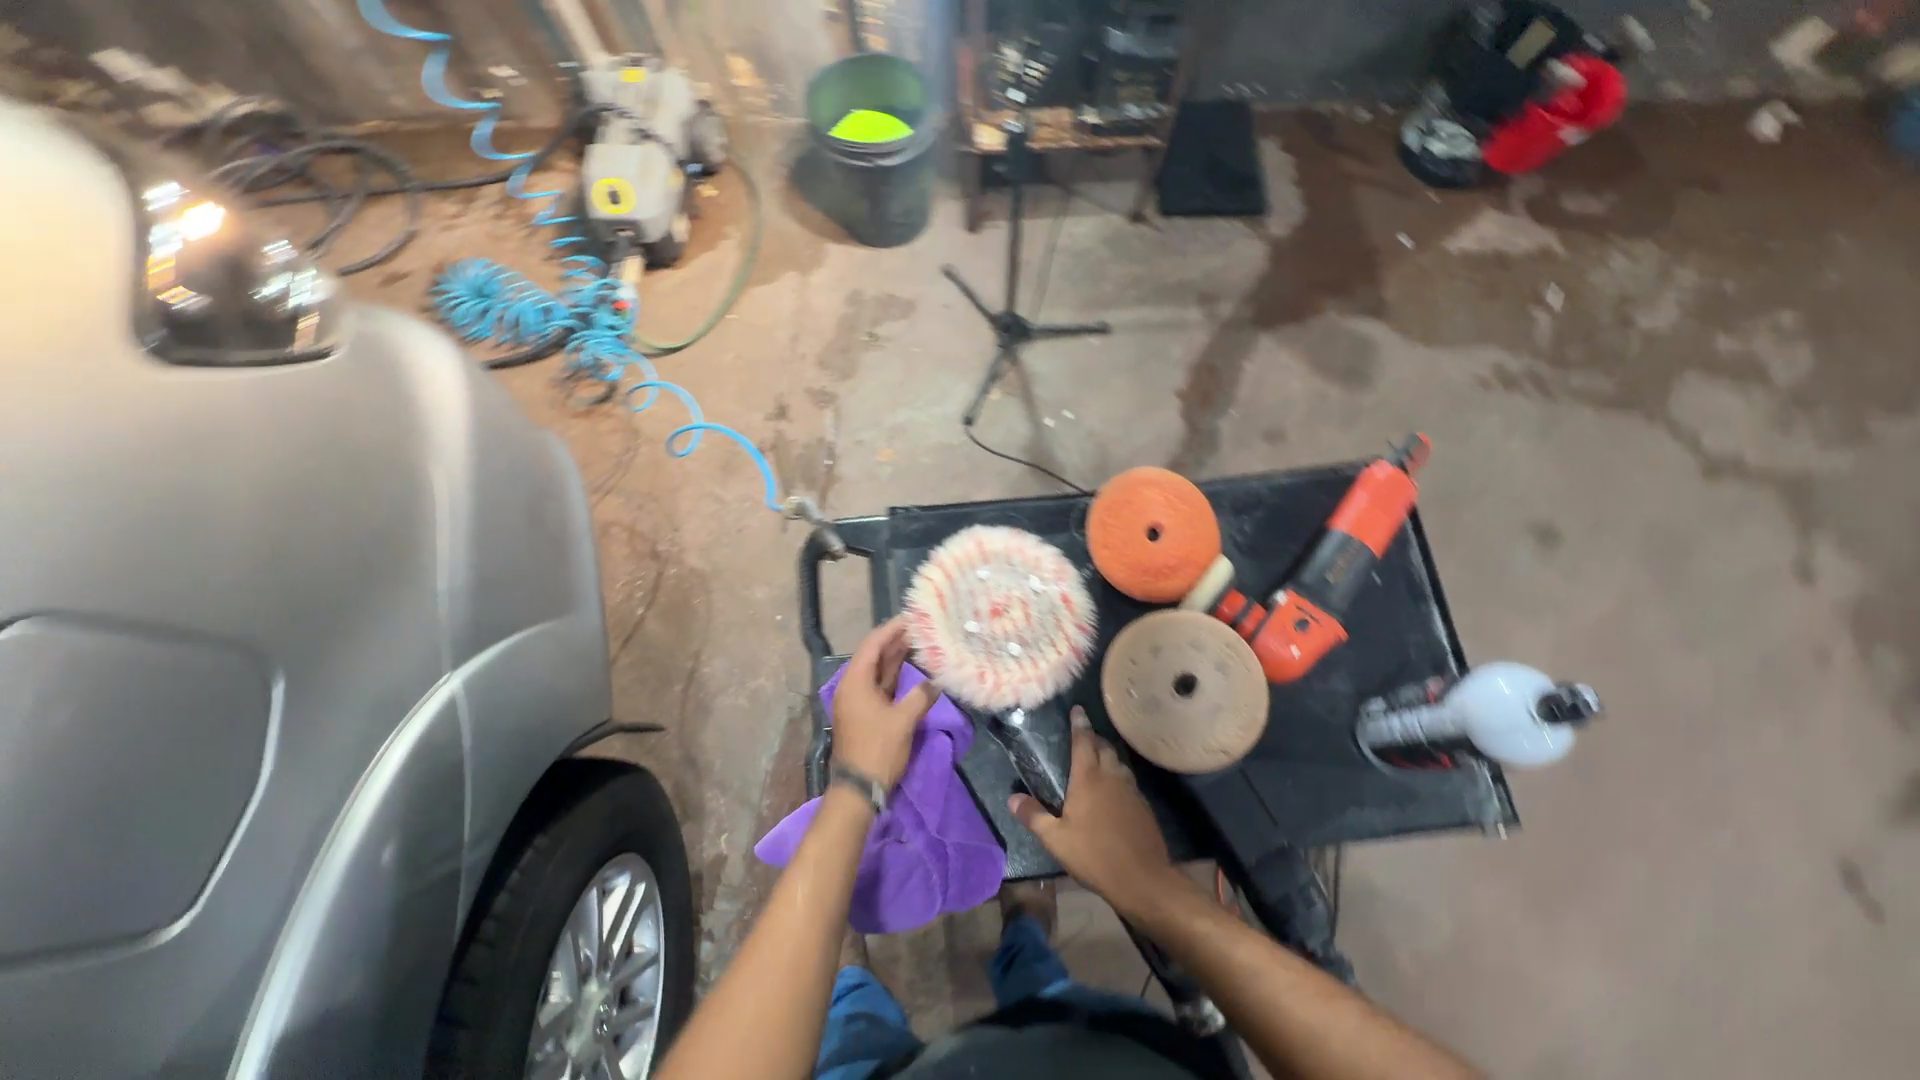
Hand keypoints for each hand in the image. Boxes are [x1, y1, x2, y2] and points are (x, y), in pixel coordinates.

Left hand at [831, 617, 939, 788]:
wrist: (859, 788)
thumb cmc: (878, 749)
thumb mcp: (903, 720)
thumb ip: (920, 696)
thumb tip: (936, 682)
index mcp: (855, 681)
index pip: (873, 644)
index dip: (892, 629)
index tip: (911, 617)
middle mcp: (852, 686)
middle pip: (874, 655)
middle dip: (896, 641)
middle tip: (920, 627)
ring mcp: (857, 700)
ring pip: (878, 671)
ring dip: (896, 658)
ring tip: (920, 642)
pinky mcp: (865, 713)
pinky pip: (880, 686)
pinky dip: (895, 676)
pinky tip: (912, 670)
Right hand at [1009, 708, 1182, 918]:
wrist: (1142, 877)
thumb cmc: (1094, 855)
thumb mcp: (1055, 839)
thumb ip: (1034, 816)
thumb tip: (1011, 798)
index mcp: (1089, 778)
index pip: (1083, 741)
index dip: (1079, 724)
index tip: (1077, 710)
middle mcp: (1112, 777)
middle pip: (1104, 747)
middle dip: (1094, 738)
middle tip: (1083, 736)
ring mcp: (1131, 790)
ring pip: (1119, 763)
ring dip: (1108, 756)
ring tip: (1097, 759)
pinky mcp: (1143, 806)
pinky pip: (1128, 781)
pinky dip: (1118, 776)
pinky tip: (1113, 790)